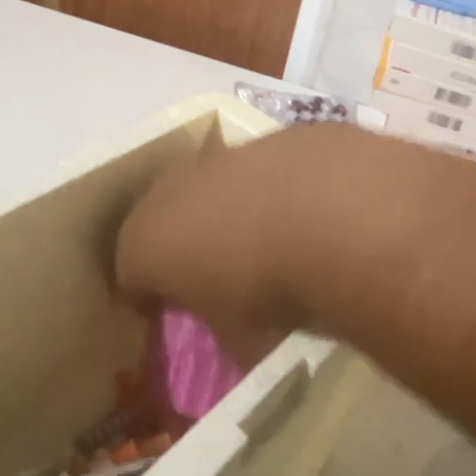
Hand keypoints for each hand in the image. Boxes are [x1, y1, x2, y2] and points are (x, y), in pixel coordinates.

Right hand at [115, 123, 431, 363]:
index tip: (176, 308)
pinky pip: (276, 165)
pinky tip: (323, 212)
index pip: (131, 271)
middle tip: (221, 267)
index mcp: (149, 242)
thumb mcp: (242, 341)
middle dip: (187, 237)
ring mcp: (233, 153)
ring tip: (280, 238)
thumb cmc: (277, 296)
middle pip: (167, 212)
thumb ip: (227, 325)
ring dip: (240, 205)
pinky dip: (289, 186)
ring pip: (222, 180)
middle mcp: (179, 187)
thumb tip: (239, 324)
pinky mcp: (286, 134)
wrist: (344, 221)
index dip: (152, 292)